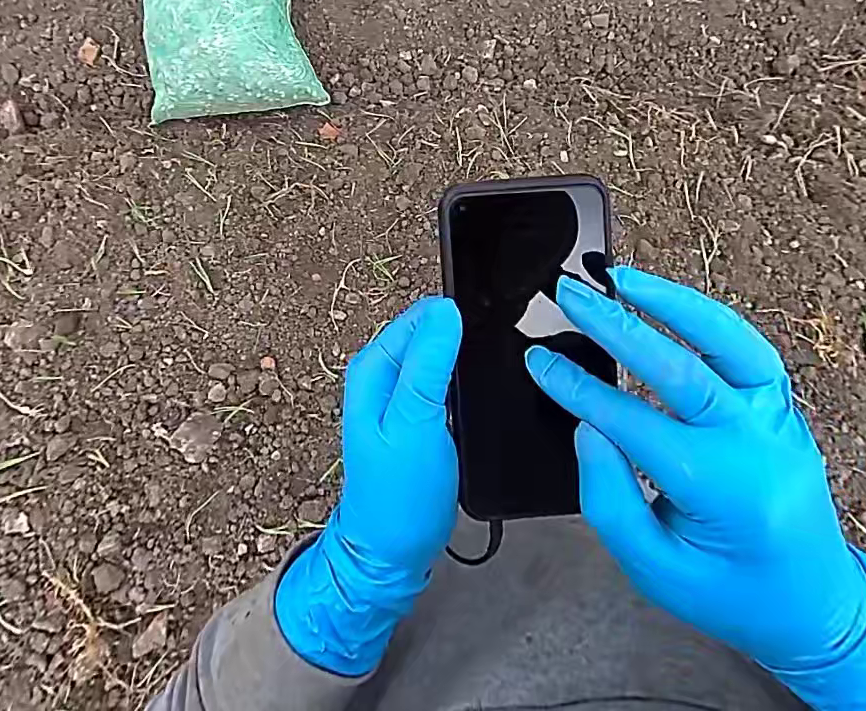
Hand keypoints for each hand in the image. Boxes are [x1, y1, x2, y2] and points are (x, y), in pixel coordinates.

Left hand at [275, 297, 461, 674]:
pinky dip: (461, 381)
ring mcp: (400, 395)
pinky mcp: (417, 414)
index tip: (486, 334)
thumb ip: (430, 364)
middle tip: (490, 358)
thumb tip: (447, 311)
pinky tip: (476, 393)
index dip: (455, 319)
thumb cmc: (399, 495)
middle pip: (431, 332)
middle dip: (461, 338)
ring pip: (440, 356)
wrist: (391, 554)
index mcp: (374, 367)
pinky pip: (443, 380)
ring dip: (463, 359)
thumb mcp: (416, 423)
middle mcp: (383, 374)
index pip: (421, 316)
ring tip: (489, 372)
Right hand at [527, 268, 865, 710]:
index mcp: (725, 493)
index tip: (538, 362)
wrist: (816, 603)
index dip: (578, 389)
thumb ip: (609, 500)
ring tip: (620, 277)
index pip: (635, 425)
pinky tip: (665, 299)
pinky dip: (701, 314)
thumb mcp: (656, 571)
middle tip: (568, 295)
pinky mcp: (779, 401)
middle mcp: (758, 444)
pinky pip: (743, 343)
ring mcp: (776, 416)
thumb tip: (586, 425)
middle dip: (614, 325)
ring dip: (669, 301)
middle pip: (679, 368)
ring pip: (726, 339)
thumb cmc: (732, 593)